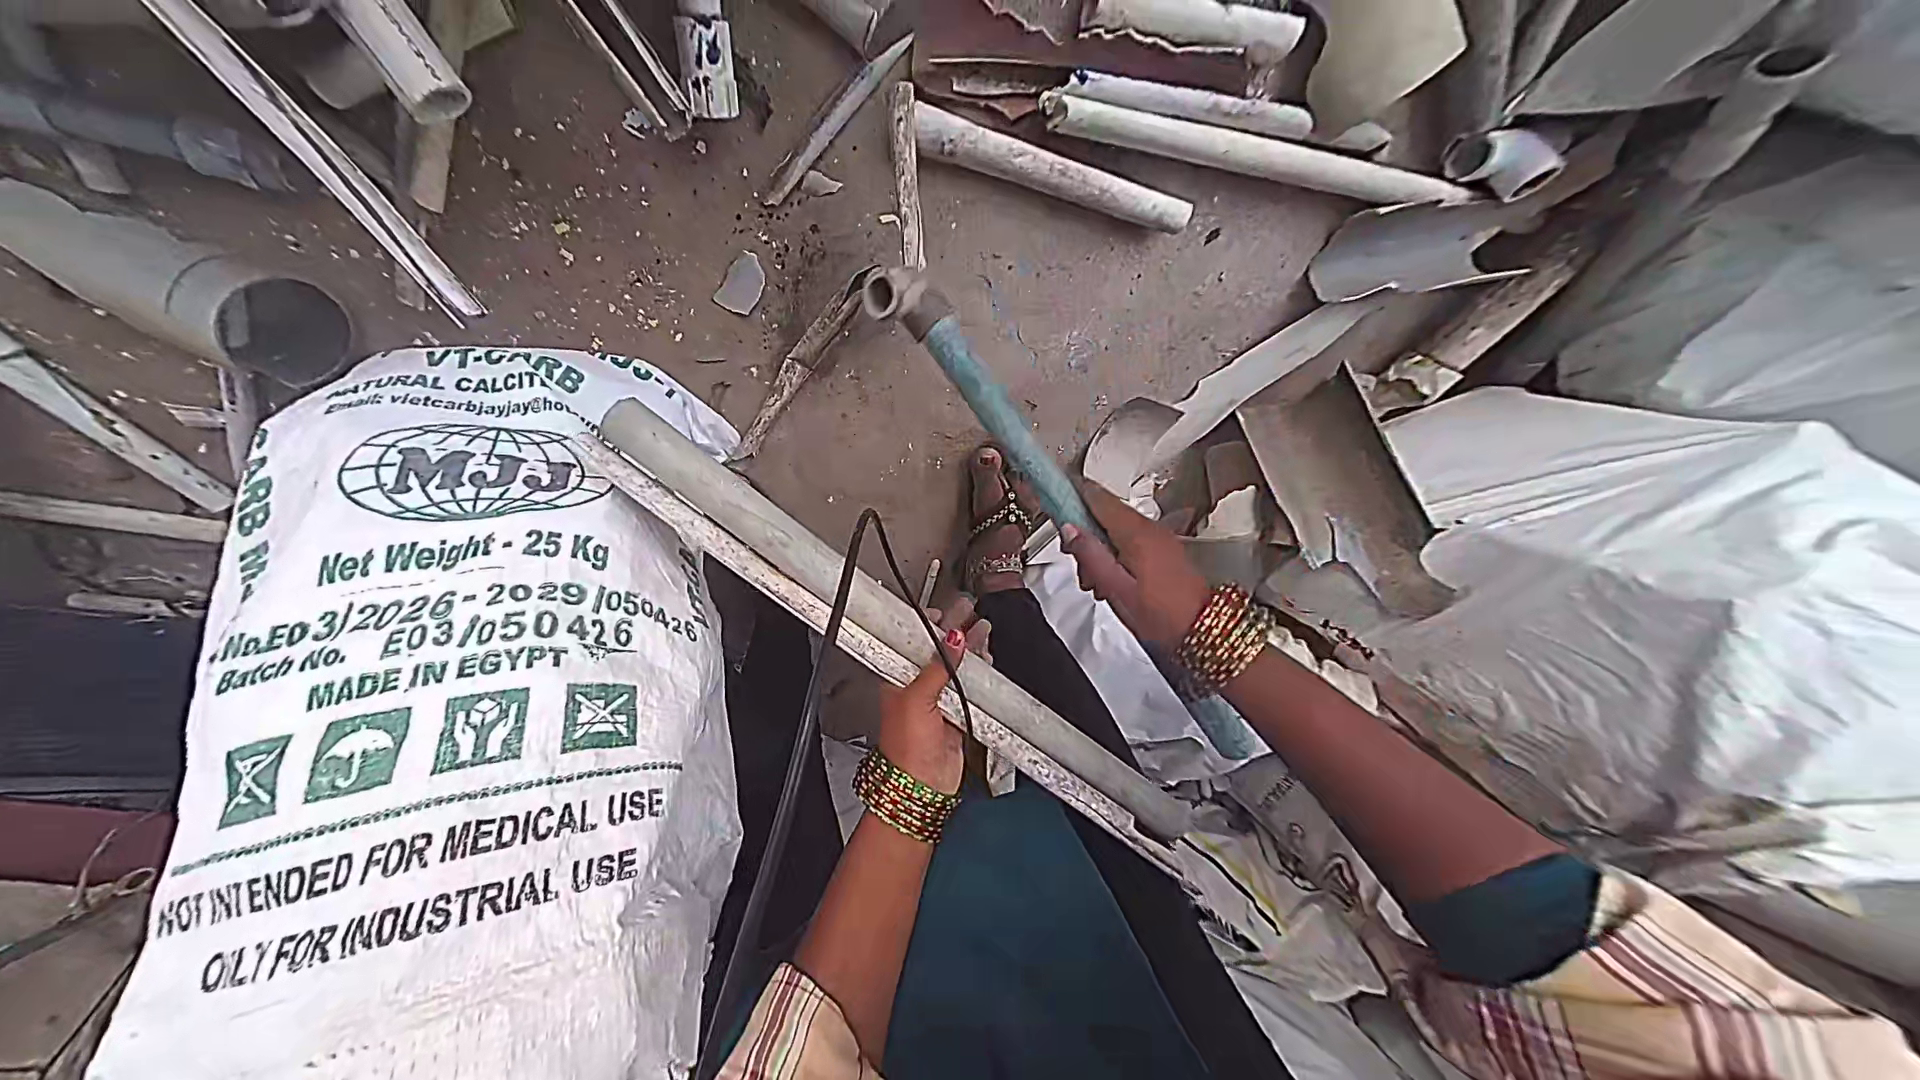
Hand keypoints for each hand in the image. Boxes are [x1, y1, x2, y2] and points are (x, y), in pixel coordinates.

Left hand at [875, 604, 987, 795]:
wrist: (922, 785)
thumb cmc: (906, 747)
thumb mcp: (917, 698)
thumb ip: (938, 667)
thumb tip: (952, 639)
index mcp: (899, 678)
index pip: (913, 643)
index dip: (927, 625)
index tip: (941, 609)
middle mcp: (918, 685)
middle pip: (938, 650)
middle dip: (953, 629)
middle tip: (967, 609)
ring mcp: (939, 698)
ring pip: (957, 665)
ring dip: (970, 646)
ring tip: (981, 628)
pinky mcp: (958, 711)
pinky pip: (971, 685)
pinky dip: (980, 669)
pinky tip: (985, 655)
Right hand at [1060, 481, 1211, 646]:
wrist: (1202, 630)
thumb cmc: (1163, 615)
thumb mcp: (1116, 588)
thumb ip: (1090, 555)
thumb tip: (1069, 529)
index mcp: (1136, 533)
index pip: (1097, 497)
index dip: (1071, 495)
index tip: (1052, 498)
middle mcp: (1150, 528)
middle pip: (1104, 514)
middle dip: (1083, 533)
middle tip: (1076, 560)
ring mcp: (1159, 538)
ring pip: (1115, 529)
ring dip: (1098, 548)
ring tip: (1095, 579)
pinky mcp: (1162, 550)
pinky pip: (1129, 540)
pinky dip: (1113, 554)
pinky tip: (1111, 580)